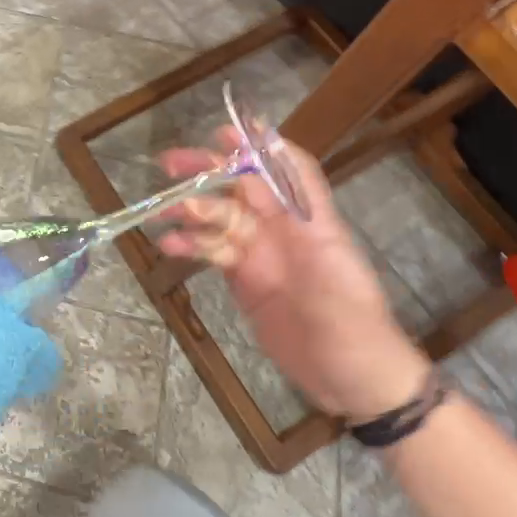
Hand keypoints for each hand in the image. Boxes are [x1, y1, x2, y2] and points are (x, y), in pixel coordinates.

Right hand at [158, 129, 432, 419]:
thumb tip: (283, 154)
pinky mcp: (246, 281)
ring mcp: (262, 256)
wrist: (356, 383)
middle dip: (207, 172)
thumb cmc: (354, 325)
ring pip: (220, 219)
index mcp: (309, 221)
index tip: (222, 133)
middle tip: (169, 164)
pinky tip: (169, 245)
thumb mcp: (333, 266)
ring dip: (190, 211)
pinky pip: (213, 252)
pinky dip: (191, 245)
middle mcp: (283, 230)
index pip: (283, 169)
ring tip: (161, 213)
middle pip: (241, 188)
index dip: (256, 146)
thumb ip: (304, 209)